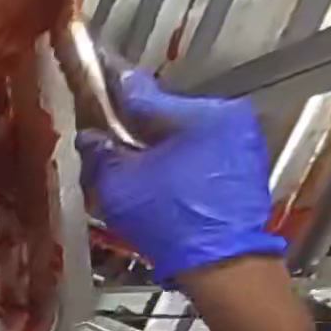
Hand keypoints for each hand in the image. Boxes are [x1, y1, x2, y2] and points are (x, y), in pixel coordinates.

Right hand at [77, 72, 288, 282]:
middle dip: (130, 128)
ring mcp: (239, 142)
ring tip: (125, 168)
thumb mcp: (120, 187)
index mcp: (198, 114)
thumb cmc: (169, 220)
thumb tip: (88, 137)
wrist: (220, 261)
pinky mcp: (241, 168)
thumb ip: (100, 156)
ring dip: (150, 148)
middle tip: (102, 137)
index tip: (96, 68)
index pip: (143, 93)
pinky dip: (170, 164)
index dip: (112, 85)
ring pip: (179, 136)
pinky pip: (195, 155)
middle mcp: (226, 118)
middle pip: (163, 117)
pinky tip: (152, 185)